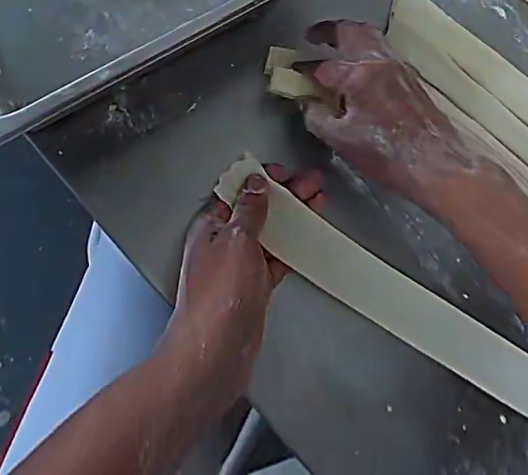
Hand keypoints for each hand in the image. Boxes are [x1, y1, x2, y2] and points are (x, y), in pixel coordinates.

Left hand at [159, 165, 323, 403]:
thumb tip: (256, 183)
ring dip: (293, 216)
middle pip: (257, 209)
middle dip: (285, 194)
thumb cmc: (218, 296)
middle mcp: (222, 242)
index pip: (236, 191)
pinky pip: (277, 257)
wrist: (214, 355)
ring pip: (270, 231)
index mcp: (210, 226)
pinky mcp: (254, 286)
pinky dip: (293, 244)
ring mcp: (239, 265)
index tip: (282, 172)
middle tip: (311, 183)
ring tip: (317, 201)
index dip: (258, 178)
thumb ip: (249, 209)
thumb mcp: (236, 240)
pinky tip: (309, 234)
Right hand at [301, 20, 495, 211]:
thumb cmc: (388, 155)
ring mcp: (398, 66)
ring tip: (337, 44)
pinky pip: (383, 50)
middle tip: (313, 36)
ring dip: (351, 35)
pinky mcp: (410, 76)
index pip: (322, 65)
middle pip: (350, 31)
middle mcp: (379, 62)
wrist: (437, 164)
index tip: (293, 70)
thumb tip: (308, 103)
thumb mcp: (341, 141)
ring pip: (370, 36)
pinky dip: (366, 49)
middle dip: (328, 30)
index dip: (303, 68)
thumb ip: (317, 117)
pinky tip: (361, 65)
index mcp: (358, 76)